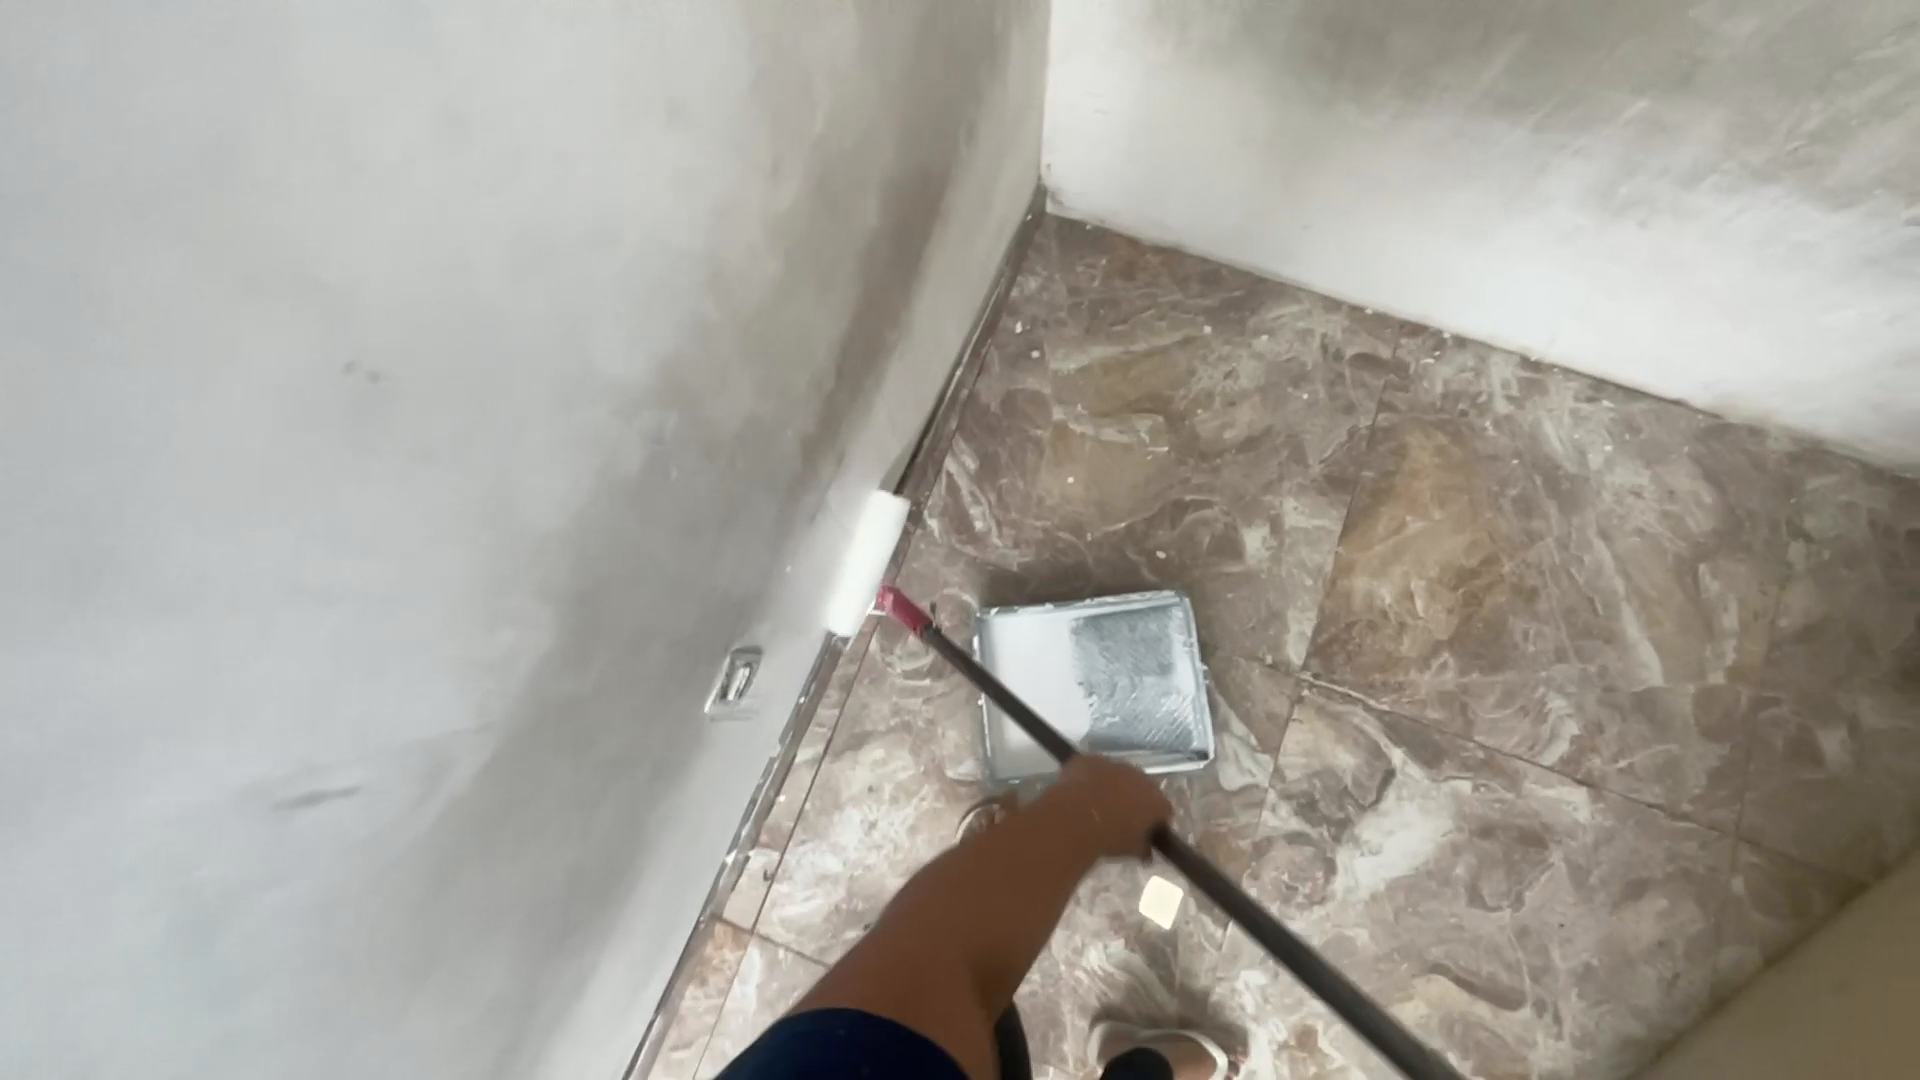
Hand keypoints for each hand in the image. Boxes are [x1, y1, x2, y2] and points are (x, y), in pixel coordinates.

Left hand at [1040, 755, 1172, 860]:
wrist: (1074, 819)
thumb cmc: (1108, 838)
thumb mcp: (1131, 850)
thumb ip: (1143, 848)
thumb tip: (1146, 851)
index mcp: (1155, 801)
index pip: (1164, 809)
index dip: (1156, 820)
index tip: (1147, 829)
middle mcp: (1139, 777)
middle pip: (1142, 786)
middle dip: (1136, 798)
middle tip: (1122, 814)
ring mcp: (1114, 764)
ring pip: (1118, 773)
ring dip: (1113, 784)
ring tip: (1098, 801)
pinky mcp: (1090, 758)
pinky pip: (1094, 766)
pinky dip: (1090, 776)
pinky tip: (1080, 789)